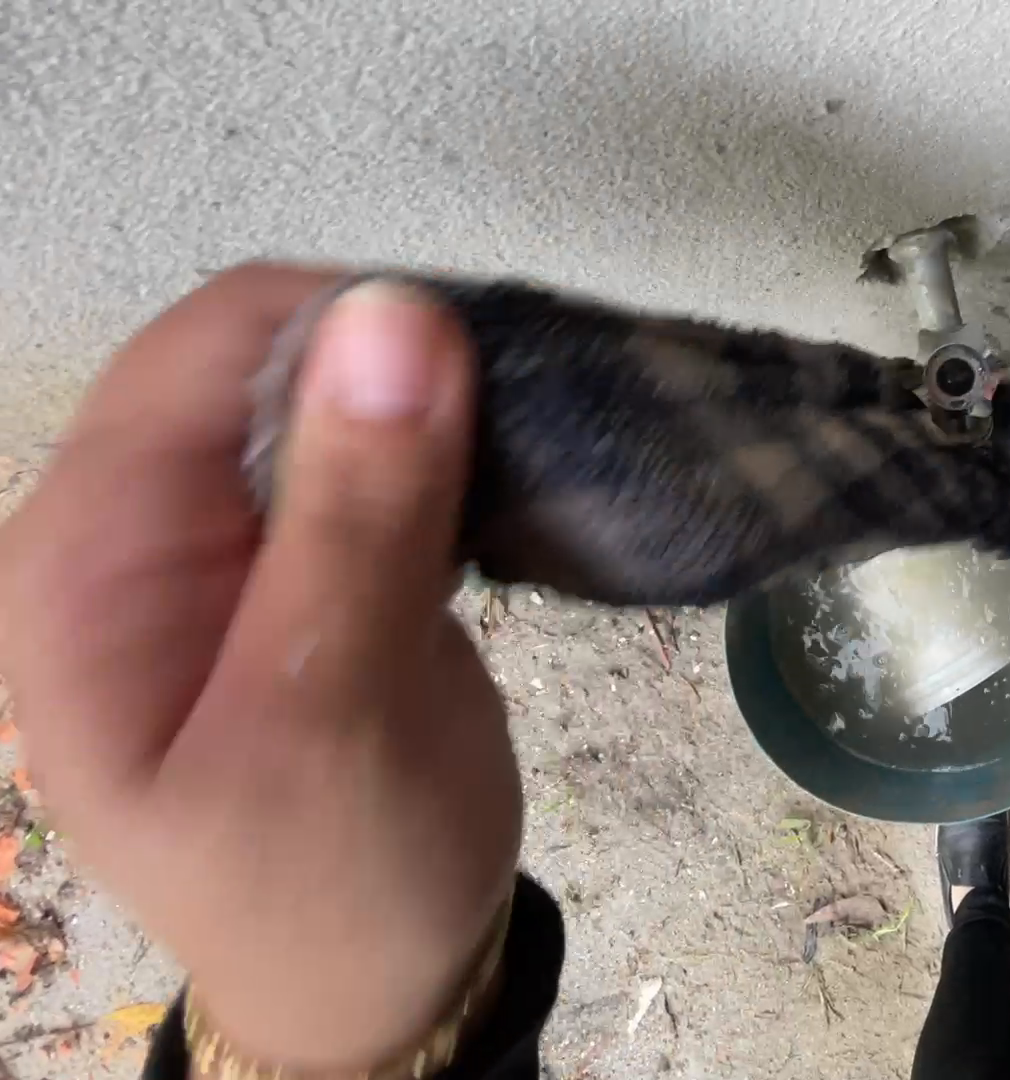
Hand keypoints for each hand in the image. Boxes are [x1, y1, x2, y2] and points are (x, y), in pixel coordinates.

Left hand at [0, 268, 521, 1067]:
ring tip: (549, 442)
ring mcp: (268, 554)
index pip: (217, 345)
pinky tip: (525, 487)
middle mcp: (172, 529)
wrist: (389, 965)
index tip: (500, 356)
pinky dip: (467, 463)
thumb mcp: (336, 698)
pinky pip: (402, 477)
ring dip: (454, 413)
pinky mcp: (349, 578)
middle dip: (417, 366)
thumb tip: (402, 317)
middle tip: (543, 411)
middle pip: (289, 369)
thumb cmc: (342, 862)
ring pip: (357, 420)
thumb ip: (361, 510)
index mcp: (102, 546)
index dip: (358, 321)